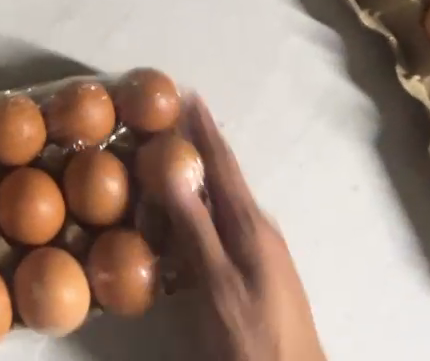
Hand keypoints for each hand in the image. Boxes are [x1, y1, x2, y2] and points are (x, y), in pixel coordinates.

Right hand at [164, 98, 325, 360]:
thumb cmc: (253, 338)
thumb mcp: (217, 283)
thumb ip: (195, 226)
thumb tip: (173, 166)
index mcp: (251, 225)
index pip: (223, 163)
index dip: (203, 128)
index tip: (186, 93)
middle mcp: (259, 230)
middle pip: (224, 177)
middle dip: (198, 145)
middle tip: (168, 120)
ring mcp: (262, 253)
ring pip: (223, 201)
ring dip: (199, 175)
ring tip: (171, 157)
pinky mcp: (257, 274)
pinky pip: (222, 225)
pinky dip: (201, 207)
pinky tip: (185, 215)